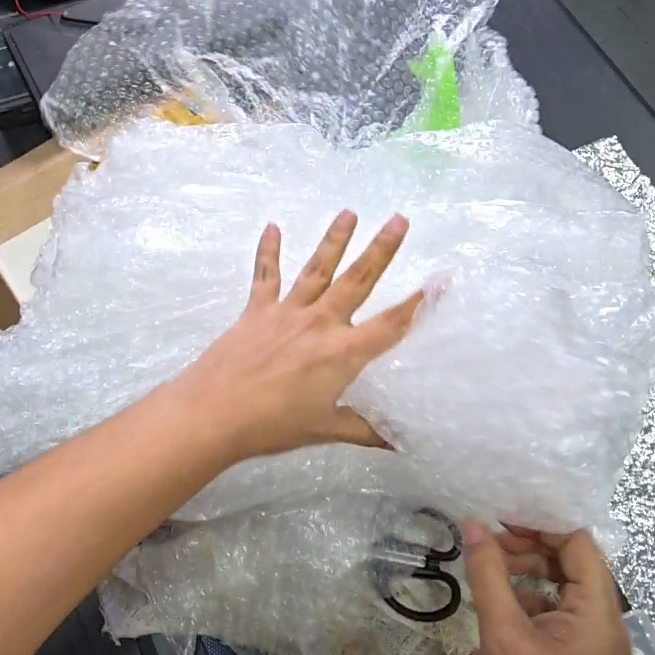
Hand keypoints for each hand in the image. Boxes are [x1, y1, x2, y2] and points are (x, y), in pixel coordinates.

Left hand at [168, 211, 423, 460]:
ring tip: (349, 211)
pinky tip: (271, 226)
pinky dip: (267, 250)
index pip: (391, 325)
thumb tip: (399, 443)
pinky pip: (265, 275)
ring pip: (317, 268)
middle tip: (400, 219)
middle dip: (381, 249)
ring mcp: (288, 312)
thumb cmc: (272, 425)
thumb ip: (363, 429)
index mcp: (343, 354)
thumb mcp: (324, 430)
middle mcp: (321, 323)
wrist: (215, 412)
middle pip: (358, 280)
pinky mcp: (258, 309)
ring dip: (334, 239)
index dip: (418, 304)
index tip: (439, 279)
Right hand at [464, 521, 631, 654]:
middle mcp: (605, 622)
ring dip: (527, 567)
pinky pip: (558, 609)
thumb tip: (474, 523)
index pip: (580, 543)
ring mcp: (593, 641)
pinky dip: (530, 595)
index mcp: (600, 612)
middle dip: (530, 543)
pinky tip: (502, 599)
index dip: (543, 522)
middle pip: (573, 561)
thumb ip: (488, 573)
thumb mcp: (503, 631)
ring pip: (564, 584)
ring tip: (491, 566)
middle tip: (490, 540)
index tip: (504, 513)